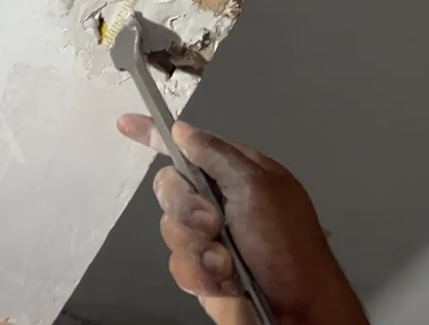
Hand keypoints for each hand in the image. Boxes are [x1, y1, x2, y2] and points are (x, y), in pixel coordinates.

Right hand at [118, 115, 366, 324]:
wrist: (302, 313)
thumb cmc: (288, 243)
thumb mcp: (256, 186)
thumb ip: (215, 154)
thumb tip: (182, 130)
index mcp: (232, 171)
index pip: (187, 144)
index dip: (154, 133)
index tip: (126, 123)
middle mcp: (217, 200)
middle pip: (170, 187)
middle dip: (186, 208)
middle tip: (213, 224)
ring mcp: (210, 238)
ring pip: (171, 230)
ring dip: (198, 249)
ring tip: (228, 265)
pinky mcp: (204, 272)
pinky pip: (179, 266)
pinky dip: (201, 276)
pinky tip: (226, 284)